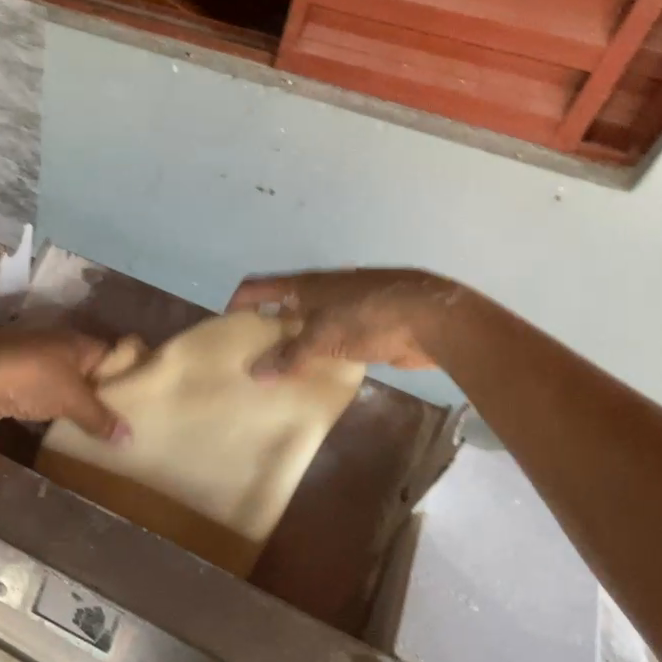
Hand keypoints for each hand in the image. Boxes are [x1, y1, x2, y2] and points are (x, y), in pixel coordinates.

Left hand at [0, 329, 128, 441]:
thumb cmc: (35, 379)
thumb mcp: (74, 400)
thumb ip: (101, 418)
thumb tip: (128, 437)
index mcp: (76, 341)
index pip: (110, 352)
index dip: (124, 371)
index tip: (137, 394)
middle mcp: (54, 340)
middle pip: (84, 363)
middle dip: (96, 385)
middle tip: (114, 413)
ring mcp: (28, 354)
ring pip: (58, 374)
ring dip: (68, 393)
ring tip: (85, 419)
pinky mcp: (6, 370)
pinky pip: (36, 384)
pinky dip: (45, 398)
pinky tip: (49, 415)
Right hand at [226, 268, 462, 374]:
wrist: (433, 320)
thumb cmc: (369, 317)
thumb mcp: (322, 336)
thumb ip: (288, 355)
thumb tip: (254, 373)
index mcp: (304, 285)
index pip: (258, 286)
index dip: (238, 303)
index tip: (227, 329)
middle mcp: (320, 292)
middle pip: (281, 306)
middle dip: (264, 329)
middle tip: (249, 359)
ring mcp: (344, 308)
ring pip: (307, 325)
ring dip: (293, 344)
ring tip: (277, 372)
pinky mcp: (366, 328)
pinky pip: (331, 341)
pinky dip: (319, 355)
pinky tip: (314, 375)